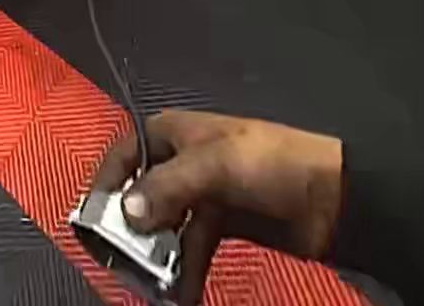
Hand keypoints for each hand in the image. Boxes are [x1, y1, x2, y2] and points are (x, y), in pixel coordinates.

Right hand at [90, 111, 344, 304]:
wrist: (333, 194)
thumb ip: (168, 188)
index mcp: (173, 133)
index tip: (90, 218)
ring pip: (166, 224)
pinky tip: (182, 293)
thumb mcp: (214, 166)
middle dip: (132, 226)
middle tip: (121, 263)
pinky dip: (185, 268)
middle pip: (143, 191)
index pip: (126, 153)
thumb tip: (125, 212)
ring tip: (152, 287)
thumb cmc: (265, 163)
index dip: (106, 181)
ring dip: (159, 254)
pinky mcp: (224, 223)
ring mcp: (203, 193)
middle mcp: (181, 161)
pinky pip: (193, 246)